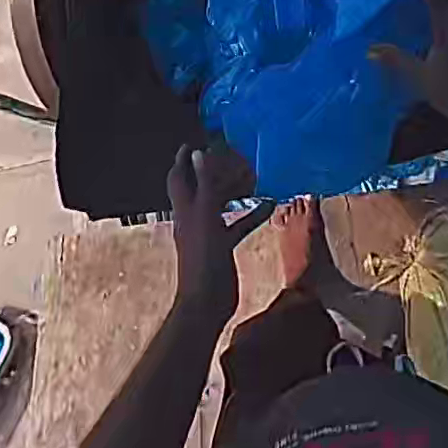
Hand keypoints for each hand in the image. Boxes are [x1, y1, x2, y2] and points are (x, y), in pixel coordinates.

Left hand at [167, 145, 273, 323]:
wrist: (206, 304)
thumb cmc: (203, 259)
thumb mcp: (205, 216)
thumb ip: (203, 184)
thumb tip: (198, 151)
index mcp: (185, 209)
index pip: (179, 177)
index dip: (183, 159)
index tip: (192, 142)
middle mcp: (193, 218)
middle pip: (201, 188)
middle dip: (214, 171)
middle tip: (232, 155)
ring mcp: (208, 233)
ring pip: (221, 204)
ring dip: (235, 190)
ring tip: (253, 175)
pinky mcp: (222, 247)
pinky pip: (237, 224)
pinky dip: (251, 214)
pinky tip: (269, 207)